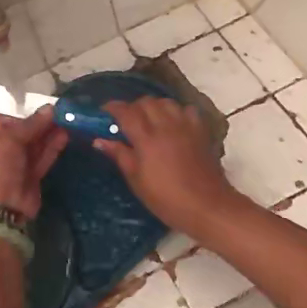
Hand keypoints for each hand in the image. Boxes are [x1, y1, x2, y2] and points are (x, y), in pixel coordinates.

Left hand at [0, 107, 67, 219]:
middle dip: (40, 124)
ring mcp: (16, 166)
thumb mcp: (9, 140)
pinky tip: (65, 137)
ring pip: (34, 146)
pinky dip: (52, 148)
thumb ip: (31, 124)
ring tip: (67, 123)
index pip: (4, 122)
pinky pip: (42, 158)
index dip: (22, 116)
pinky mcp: (31, 177)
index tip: (42, 111)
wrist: (1, 209)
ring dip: (49, 134)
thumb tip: (50, 108)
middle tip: (60, 115)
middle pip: (22, 134)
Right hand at [92, 98, 246, 230]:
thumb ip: (120, 155)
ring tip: (149, 121)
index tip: (104, 113)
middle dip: (133, 107)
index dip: (112, 108)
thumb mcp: (137, 181)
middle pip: (146, 102)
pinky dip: (177, 112)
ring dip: (154, 107)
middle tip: (126, 122)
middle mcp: (166, 125)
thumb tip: (100, 140)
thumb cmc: (166, 199)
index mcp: (147, 138)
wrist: (206, 206)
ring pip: (166, 102)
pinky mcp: (201, 130)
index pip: (126, 112)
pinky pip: (187, 110)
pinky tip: (174, 124)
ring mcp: (186, 125)